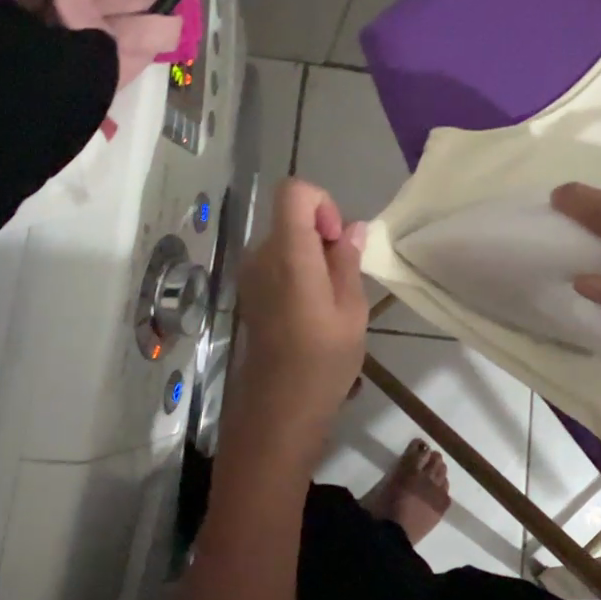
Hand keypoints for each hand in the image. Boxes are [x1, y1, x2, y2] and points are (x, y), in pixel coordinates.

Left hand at [225, 179, 370, 452]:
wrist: (278, 408)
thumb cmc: (322, 361)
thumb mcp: (351, 310)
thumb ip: (347, 261)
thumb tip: (350, 228)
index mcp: (289, 254)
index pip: (294, 191)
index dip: (322, 202)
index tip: (336, 239)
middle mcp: (262, 255)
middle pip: (290, 217)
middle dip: (321, 233)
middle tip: (343, 276)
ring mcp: (251, 273)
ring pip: (285, 239)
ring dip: (310, 254)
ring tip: (331, 297)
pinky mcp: (250, 291)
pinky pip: (276, 262)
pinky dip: (297, 270)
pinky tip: (312, 308)